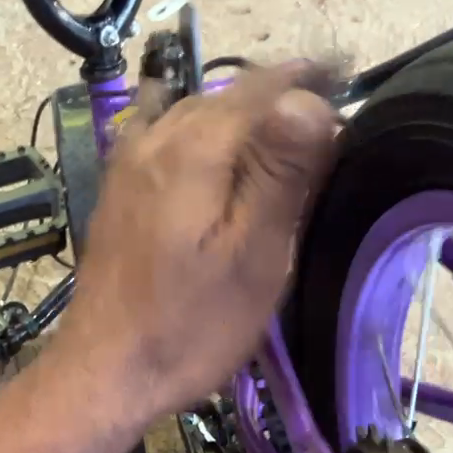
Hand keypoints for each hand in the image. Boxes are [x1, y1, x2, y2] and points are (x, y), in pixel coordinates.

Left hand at [43, 62, 339, 428]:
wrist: (104, 373)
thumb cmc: (190, 327)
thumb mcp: (254, 256)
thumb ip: (281, 172)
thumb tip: (307, 95)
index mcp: (196, 148)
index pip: (263, 86)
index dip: (310, 80)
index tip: (348, 84)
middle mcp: (154, 141)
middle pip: (223, 96)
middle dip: (274, 97)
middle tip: (320, 119)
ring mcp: (126, 167)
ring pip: (188, 113)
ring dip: (234, 113)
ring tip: (273, 132)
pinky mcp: (114, 196)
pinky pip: (157, 139)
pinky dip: (191, 133)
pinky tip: (202, 150)